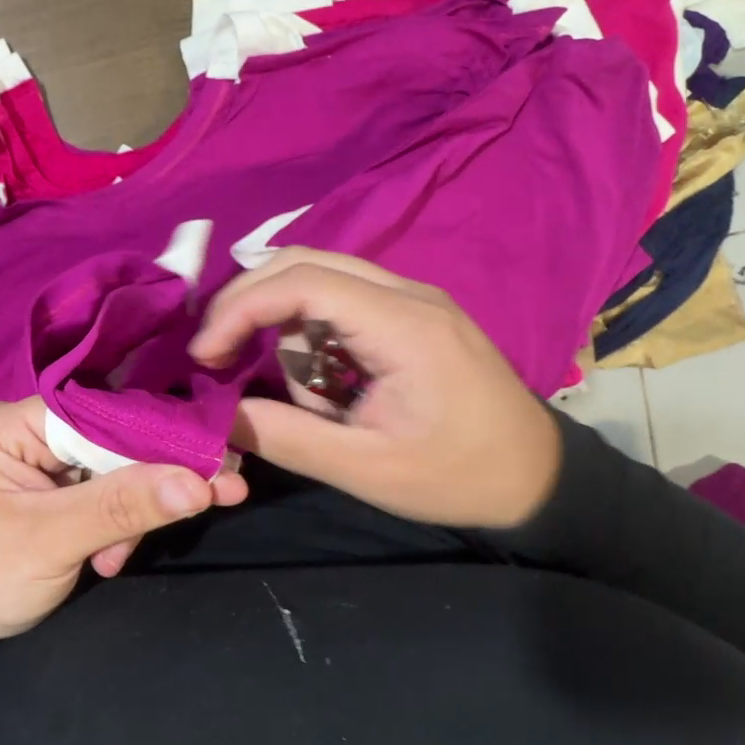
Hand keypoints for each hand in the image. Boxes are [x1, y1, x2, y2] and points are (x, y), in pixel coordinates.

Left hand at [0, 398, 247, 639]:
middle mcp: (25, 431)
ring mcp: (38, 461)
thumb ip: (120, 508)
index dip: (158, 438)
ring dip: (131, 512)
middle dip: (152, 480)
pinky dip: (115, 525)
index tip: (216, 463)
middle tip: (219, 496)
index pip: (98, 415)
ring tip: (117, 558)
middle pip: (110, 440)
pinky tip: (106, 560)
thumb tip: (198, 481)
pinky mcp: (51, 491)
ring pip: (113, 470)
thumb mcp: (50, 542)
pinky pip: (102, 494)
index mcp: (10, 426)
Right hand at [188, 248, 561, 528]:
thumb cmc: (455, 476)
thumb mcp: (363, 469)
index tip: (206, 356)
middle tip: (215, 355)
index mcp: (403, 326)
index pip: (302, 283)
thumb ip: (283, 437)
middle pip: (302, 263)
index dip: (239, 310)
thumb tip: (215, 415)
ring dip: (278, 324)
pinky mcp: (407, 315)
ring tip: (295, 393)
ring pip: (315, 278)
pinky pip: (335, 303)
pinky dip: (305, 333)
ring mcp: (410, 300)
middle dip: (245, 304)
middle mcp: (407, 295)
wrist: (538, 481)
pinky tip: (319, 383)